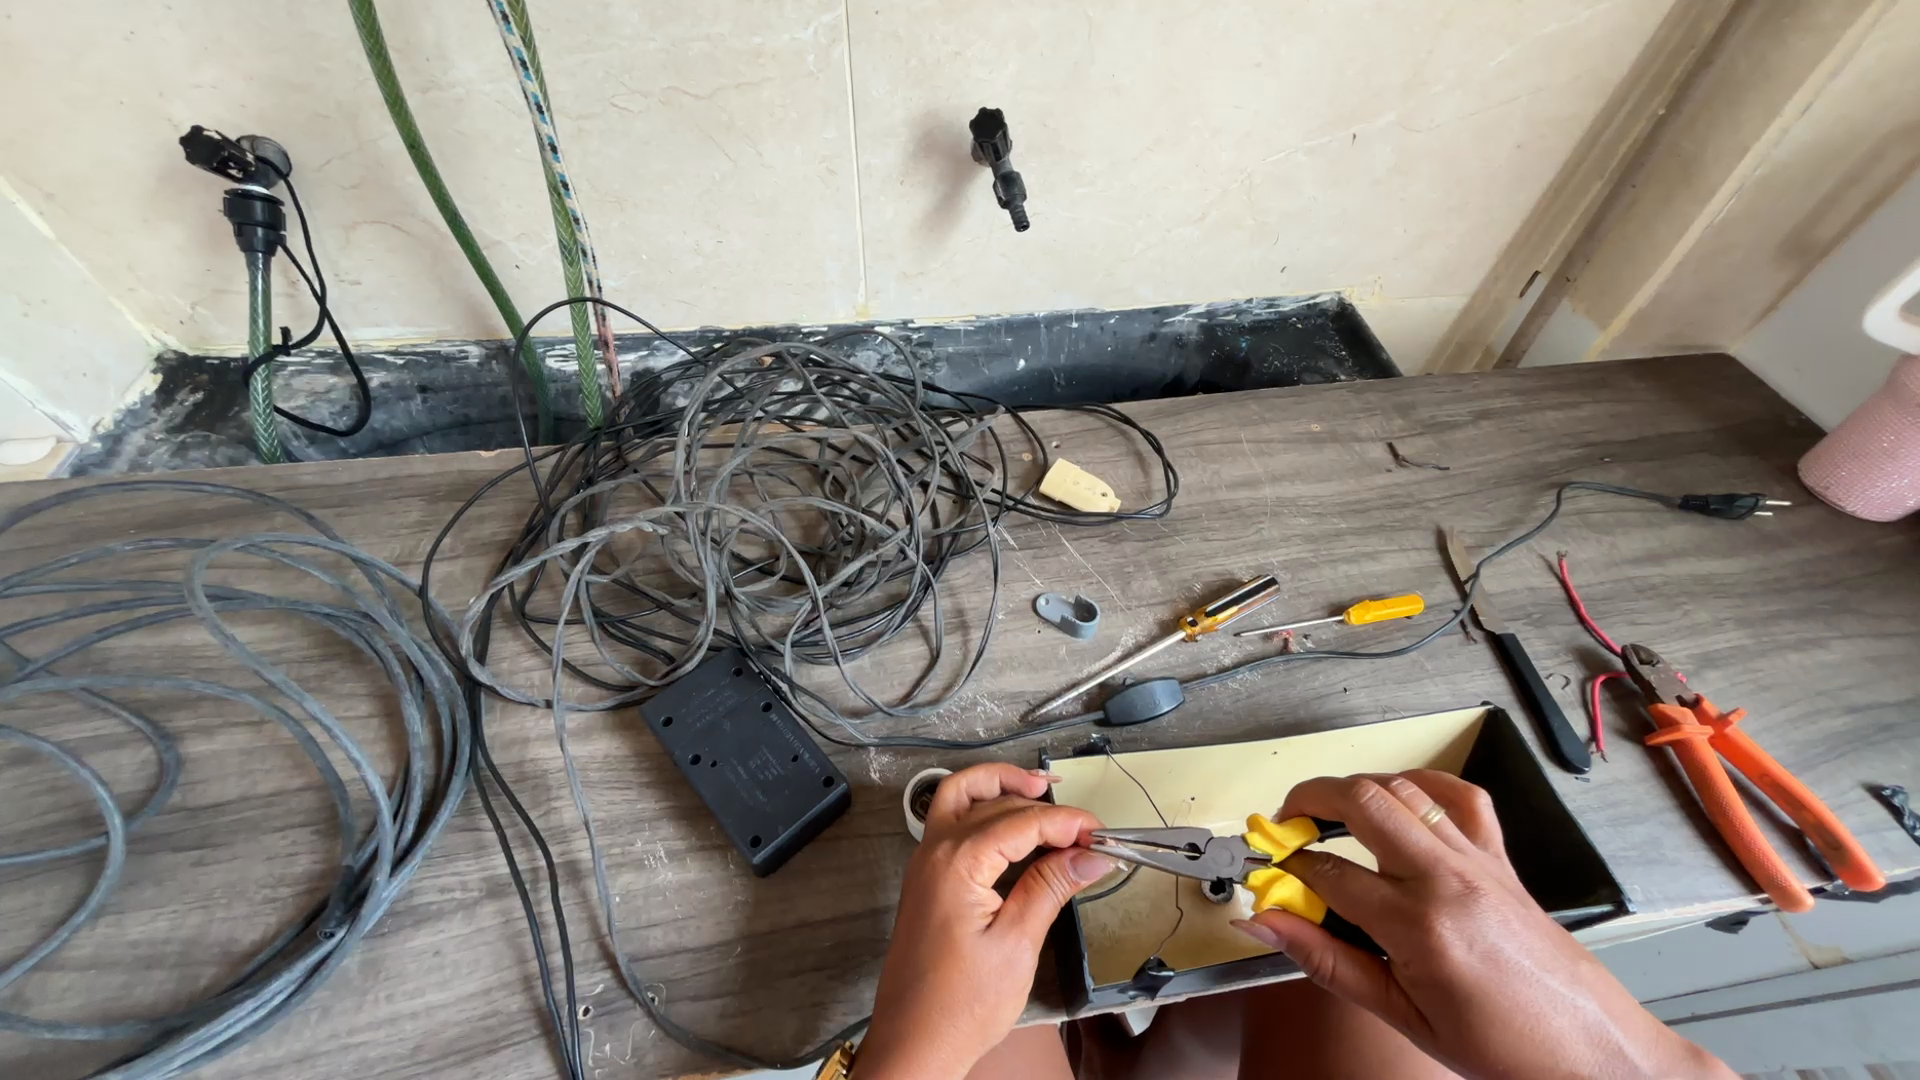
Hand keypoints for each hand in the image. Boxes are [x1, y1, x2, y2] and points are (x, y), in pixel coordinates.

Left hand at [855, 763, 1112, 1079]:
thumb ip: (1051, 888)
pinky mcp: (927, 875)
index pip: (1022, 821)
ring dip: (1000, 784)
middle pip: (995, 803)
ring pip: (963, 795)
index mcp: (957, 861)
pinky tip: (1010, 821)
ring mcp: (926, 860)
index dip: (1065, 823)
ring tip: (1042, 789)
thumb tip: (1091, 856)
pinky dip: (981, 805)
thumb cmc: (961, 1004)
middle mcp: (935, 848)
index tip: (1100, 835)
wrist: (912, 1044)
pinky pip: (952, 819)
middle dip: (1042, 808)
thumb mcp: (1016, 944)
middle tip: (1084, 830)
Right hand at [1233, 771, 1734, 1079]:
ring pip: (1401, 788)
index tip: (1273, 873)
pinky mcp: (1500, 858)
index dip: (1289, 867)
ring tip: (1330, 812)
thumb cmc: (1501, 1049)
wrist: (1598, 1058)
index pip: (1328, 872)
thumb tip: (1262, 924)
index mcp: (1419, 927)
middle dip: (1307, 800)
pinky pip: (1461, 796)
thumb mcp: (1402, 1016)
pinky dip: (1422, 783)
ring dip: (1353, 789)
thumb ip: (1324, 960)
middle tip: (1286, 822)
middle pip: (1359, 800)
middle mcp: (1445, 879)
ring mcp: (1477, 861)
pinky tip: (1399, 796)